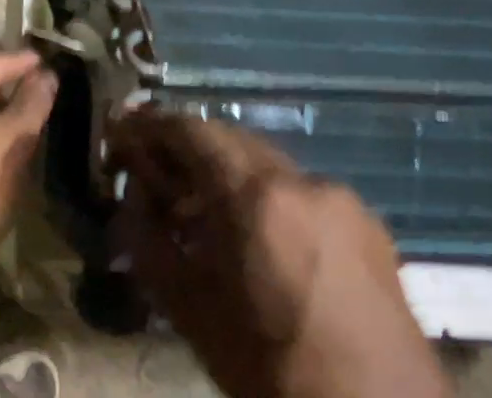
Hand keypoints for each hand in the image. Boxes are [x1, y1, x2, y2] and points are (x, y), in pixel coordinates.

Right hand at [107, 108, 447, 397]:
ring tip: (200, 209)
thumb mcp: (183, 303)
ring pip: (266, 164)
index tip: (120, 138)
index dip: (148, 126)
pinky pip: (300, 192)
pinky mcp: (371, 229)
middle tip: (152, 174)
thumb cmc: (268, 365)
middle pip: (229, 138)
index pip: (189, 128)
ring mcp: (344, 201)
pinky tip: (251, 235)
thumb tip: (135, 194)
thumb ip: (145, 233)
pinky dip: (264, 197)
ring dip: (225, 172)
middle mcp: (303, 182)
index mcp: (256, 195)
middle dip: (185, 149)